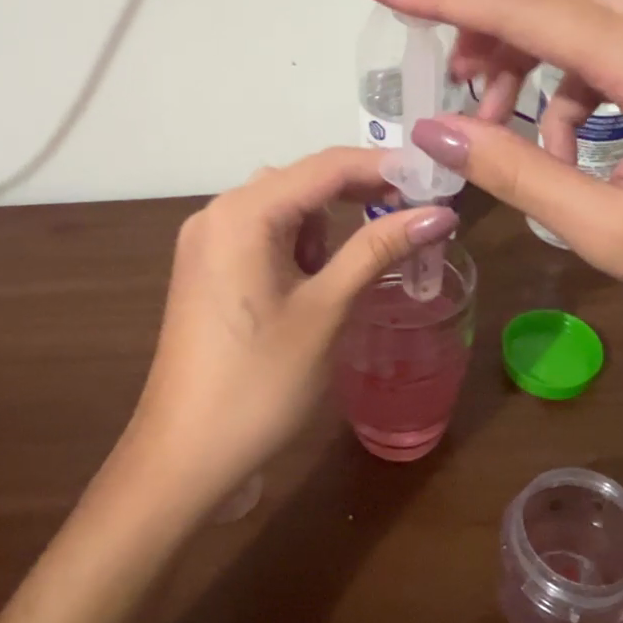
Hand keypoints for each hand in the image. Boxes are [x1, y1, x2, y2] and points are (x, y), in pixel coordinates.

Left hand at [119, 147, 456, 514]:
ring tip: (352, 275)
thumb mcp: (325, 311)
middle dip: (358, 196)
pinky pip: (261, 236)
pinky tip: (315, 285)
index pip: (326, 167)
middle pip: (301, 182)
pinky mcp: (205, 270)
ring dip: (327, 228)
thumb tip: (438, 213)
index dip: (385, 167)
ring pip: (283, 210)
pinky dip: (298, 248)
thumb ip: (377, 251)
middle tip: (414, 217)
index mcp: (242, 213)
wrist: (184, 455)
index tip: (436, 177)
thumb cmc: (259, 383)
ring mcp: (206, 242)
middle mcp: (217, 213)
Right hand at [354, 0, 622, 356]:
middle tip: (458, 81)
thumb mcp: (616, 236)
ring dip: (528, 42)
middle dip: (489, 8)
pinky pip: (616, 25)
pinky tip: (564, 137)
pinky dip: (569, 66)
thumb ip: (518, 173)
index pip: (527, 4)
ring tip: (502, 122)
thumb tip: (433, 130)